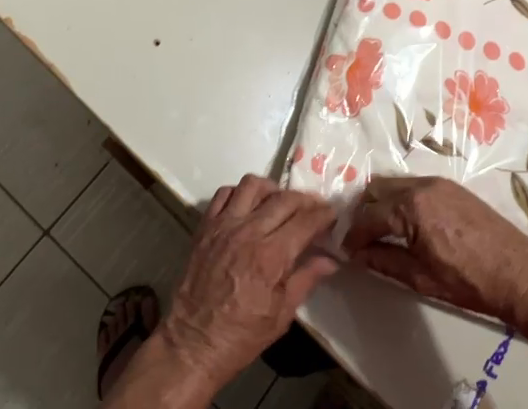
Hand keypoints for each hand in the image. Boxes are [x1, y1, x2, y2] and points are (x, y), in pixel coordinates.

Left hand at [157, 175, 339, 388]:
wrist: (194, 341)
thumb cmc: (242, 334)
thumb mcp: (282, 314)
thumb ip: (306, 279)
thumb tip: (330, 260)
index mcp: (271, 256)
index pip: (305, 220)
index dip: (323, 214)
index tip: (333, 214)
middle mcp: (248, 232)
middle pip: (284, 198)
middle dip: (305, 200)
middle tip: (315, 209)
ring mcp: (223, 225)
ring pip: (252, 185)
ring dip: (272, 189)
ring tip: (281, 203)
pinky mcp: (204, 226)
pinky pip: (224, 194)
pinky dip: (241, 193)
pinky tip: (250, 206)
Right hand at [344, 177, 527, 320]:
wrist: (519, 274)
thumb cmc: (468, 282)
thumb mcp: (420, 278)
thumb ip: (383, 261)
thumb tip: (357, 255)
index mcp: (410, 208)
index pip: (368, 216)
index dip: (353, 235)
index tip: (346, 251)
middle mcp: (421, 186)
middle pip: (376, 189)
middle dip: (363, 211)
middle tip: (361, 237)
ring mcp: (438, 182)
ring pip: (395, 183)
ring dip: (381, 202)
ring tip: (381, 230)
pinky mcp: (451, 186)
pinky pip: (414, 185)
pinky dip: (401, 198)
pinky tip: (406, 222)